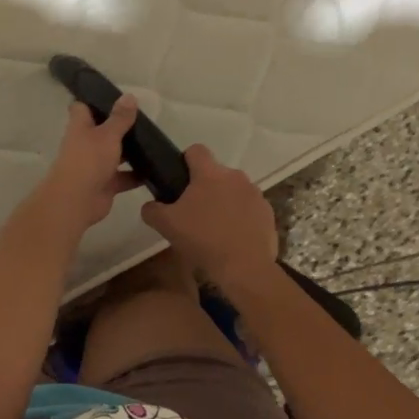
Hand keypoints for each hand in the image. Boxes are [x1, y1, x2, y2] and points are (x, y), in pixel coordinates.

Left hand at [31, 96, 142, 234]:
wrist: (77, 200)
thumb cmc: (89, 160)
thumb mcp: (108, 134)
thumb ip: (120, 117)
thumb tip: (129, 95)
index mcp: (80, 127)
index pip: (83, 108)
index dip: (94, 101)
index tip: (114, 96)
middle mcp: (86, 144)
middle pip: (102, 131)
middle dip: (120, 127)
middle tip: (145, 120)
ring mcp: (95, 165)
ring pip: (115, 154)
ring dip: (131, 151)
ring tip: (155, 142)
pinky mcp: (105, 184)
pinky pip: (123, 177)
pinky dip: (137, 175)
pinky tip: (155, 170)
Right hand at [141, 145, 278, 286]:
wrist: (245, 268)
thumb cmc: (203, 240)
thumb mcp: (166, 225)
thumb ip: (152, 210)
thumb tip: (150, 206)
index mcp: (210, 174)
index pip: (196, 150)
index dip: (185, 160)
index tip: (180, 180)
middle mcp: (235, 177)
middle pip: (216, 173)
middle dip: (205, 187)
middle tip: (194, 212)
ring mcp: (255, 194)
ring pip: (234, 191)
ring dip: (224, 202)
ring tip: (215, 228)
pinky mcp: (268, 213)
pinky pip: (249, 208)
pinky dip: (241, 218)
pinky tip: (233, 238)